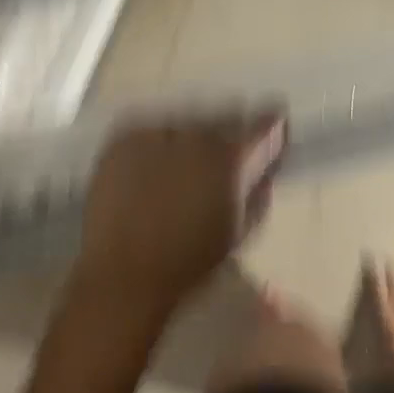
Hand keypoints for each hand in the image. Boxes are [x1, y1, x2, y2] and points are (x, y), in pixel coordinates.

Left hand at [75, 113, 286, 315]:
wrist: (121, 275)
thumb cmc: (188, 262)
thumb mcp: (238, 230)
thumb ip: (259, 189)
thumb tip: (268, 162)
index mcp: (230, 156)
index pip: (265, 123)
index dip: (271, 128)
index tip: (272, 133)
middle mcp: (196, 131)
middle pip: (224, 117)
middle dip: (229, 133)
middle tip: (224, 156)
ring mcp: (157, 128)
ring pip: (188, 119)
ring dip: (193, 135)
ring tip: (186, 162)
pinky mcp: (125, 134)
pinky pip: (153, 125)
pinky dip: (159, 140)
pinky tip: (156, 163)